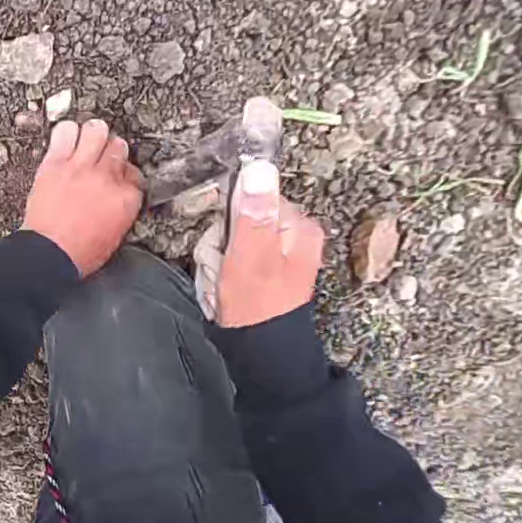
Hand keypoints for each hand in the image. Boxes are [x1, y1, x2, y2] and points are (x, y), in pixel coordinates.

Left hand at [22, 119, 143, 276]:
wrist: (49, 254)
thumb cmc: (79, 253)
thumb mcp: (115, 236)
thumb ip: (121, 209)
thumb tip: (118, 198)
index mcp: (126, 198)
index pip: (134, 173)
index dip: (125, 173)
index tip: (118, 177)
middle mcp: (107, 177)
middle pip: (118, 147)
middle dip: (112, 151)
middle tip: (103, 158)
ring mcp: (81, 167)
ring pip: (96, 131)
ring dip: (94, 134)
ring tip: (87, 141)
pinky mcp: (56, 163)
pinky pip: (64, 132)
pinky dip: (66, 132)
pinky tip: (66, 139)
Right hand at [215, 158, 324, 327]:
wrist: (261, 355)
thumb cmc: (257, 307)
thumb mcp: (252, 254)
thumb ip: (254, 212)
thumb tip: (260, 168)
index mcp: (299, 227)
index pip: (253, 198)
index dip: (231, 217)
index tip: (226, 239)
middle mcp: (295, 237)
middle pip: (244, 217)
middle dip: (225, 240)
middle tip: (225, 266)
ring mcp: (281, 255)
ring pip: (236, 238)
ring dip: (222, 258)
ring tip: (226, 281)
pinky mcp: (268, 271)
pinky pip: (238, 257)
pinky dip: (227, 271)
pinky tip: (228, 288)